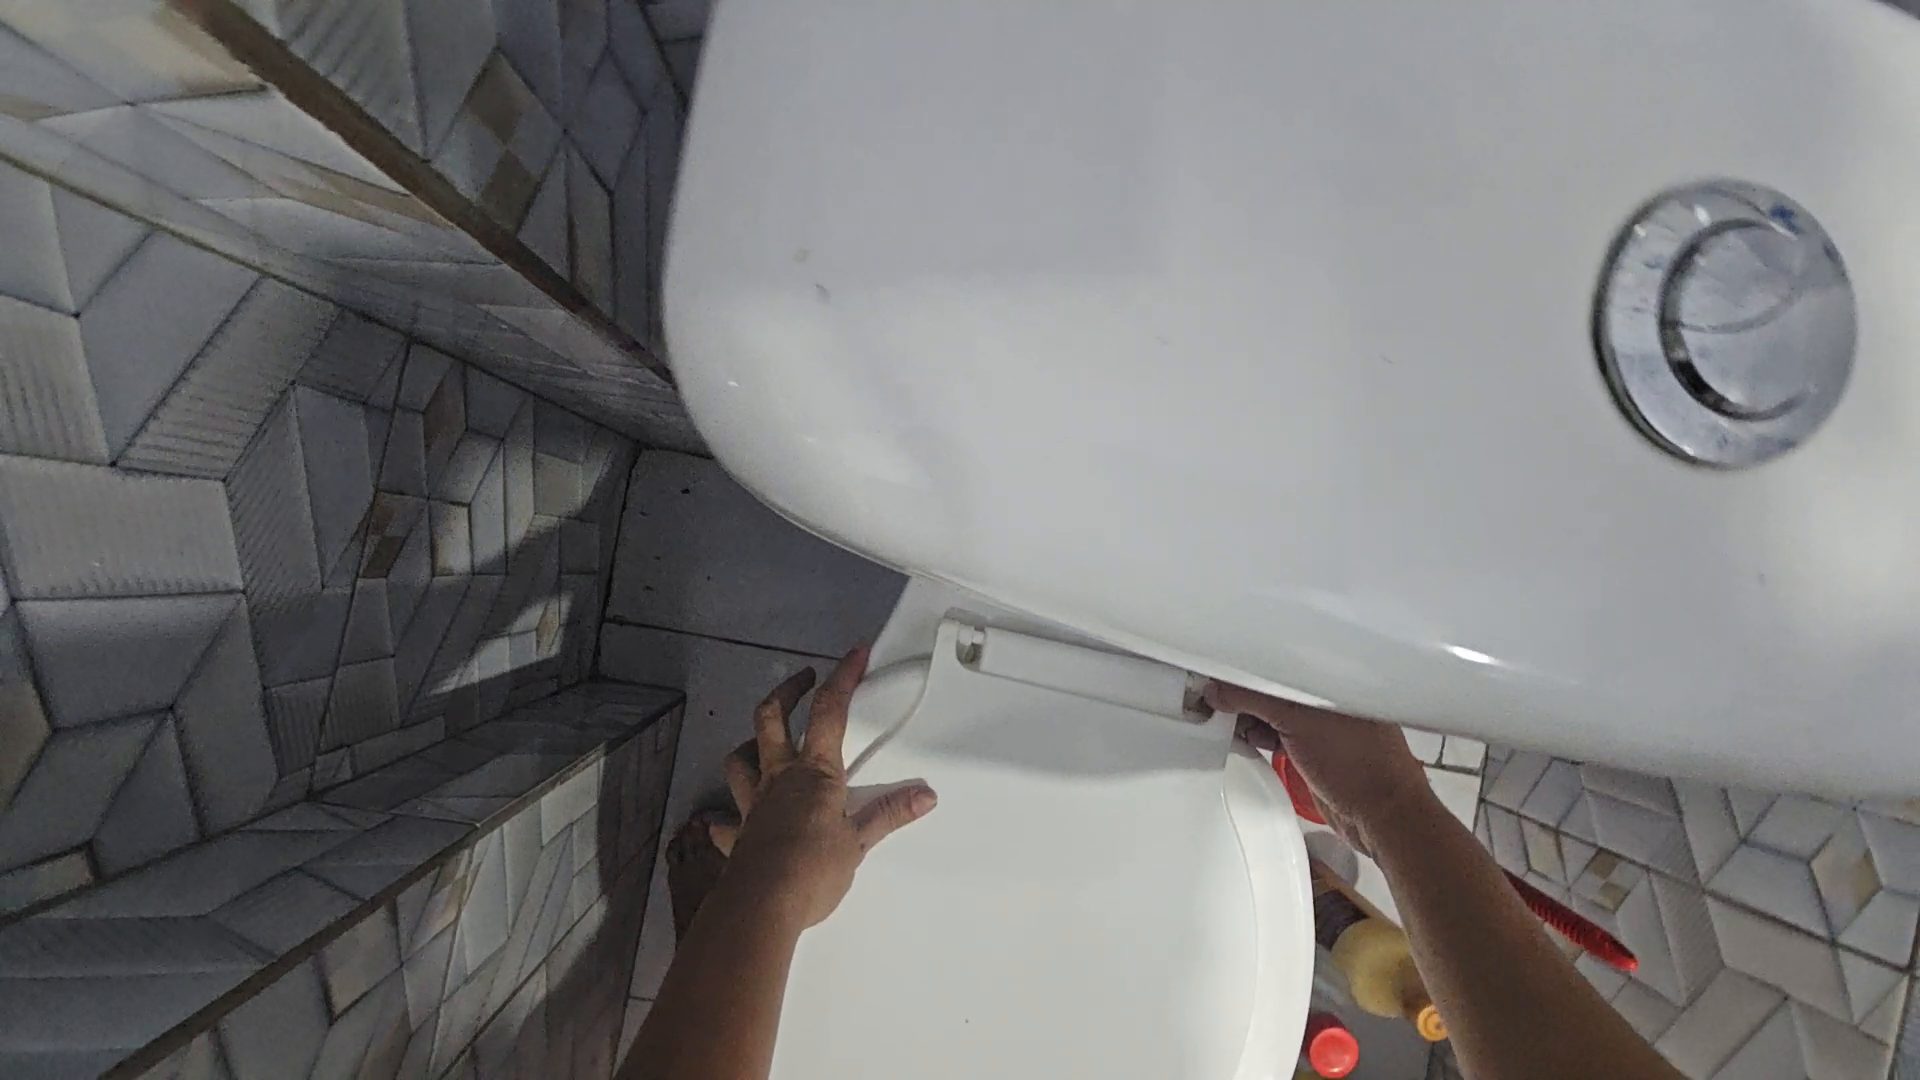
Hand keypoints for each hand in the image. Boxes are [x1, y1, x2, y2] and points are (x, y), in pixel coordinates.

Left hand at [707, 647, 937, 928]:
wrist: (761, 906)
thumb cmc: (813, 868)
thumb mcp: (859, 843)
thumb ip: (889, 814)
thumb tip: (926, 795)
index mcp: (815, 771)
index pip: (830, 711)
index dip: (843, 677)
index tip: (856, 653)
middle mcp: (779, 777)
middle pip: (772, 718)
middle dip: (787, 691)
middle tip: (802, 679)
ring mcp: (753, 804)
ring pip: (740, 759)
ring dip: (749, 745)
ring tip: (760, 744)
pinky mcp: (738, 835)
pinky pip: (724, 823)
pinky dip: (724, 820)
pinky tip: (724, 823)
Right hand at [1206, 681, 1436, 856]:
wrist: (1381, 818)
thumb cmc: (1358, 764)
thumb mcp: (1297, 721)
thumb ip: (1253, 700)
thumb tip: (1215, 690)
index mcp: (1331, 680)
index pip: (1279, 661)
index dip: (1247, 665)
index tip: (1217, 670)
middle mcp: (1324, 698)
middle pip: (1270, 686)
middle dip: (1241, 692)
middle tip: (1213, 697)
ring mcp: (1317, 725)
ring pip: (1269, 711)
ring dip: (1245, 716)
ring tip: (1223, 719)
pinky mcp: (1309, 748)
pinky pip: (1273, 733)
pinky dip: (1255, 734)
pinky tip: (1241, 737)